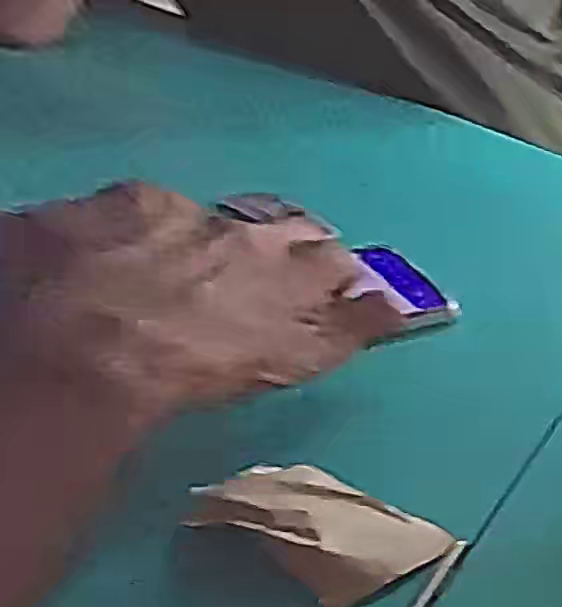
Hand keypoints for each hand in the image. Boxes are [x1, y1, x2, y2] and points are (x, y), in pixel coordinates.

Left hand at [0, 181, 400, 424]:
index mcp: (294, 264)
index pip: (337, 257)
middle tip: (269, 278)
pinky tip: (120, 262)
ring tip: (191, 271)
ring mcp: (154, 211)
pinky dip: (130, 234)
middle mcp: (235, 226)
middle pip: (276, 224)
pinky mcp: (81, 210)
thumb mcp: (307, 355)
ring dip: (208, 237)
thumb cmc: (216, 363)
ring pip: (200, 215)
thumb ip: (360, 325)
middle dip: (284, 245)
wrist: (83, 352)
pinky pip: (119, 214)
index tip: (335, 293)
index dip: (339, 274)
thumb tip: (400, 305)